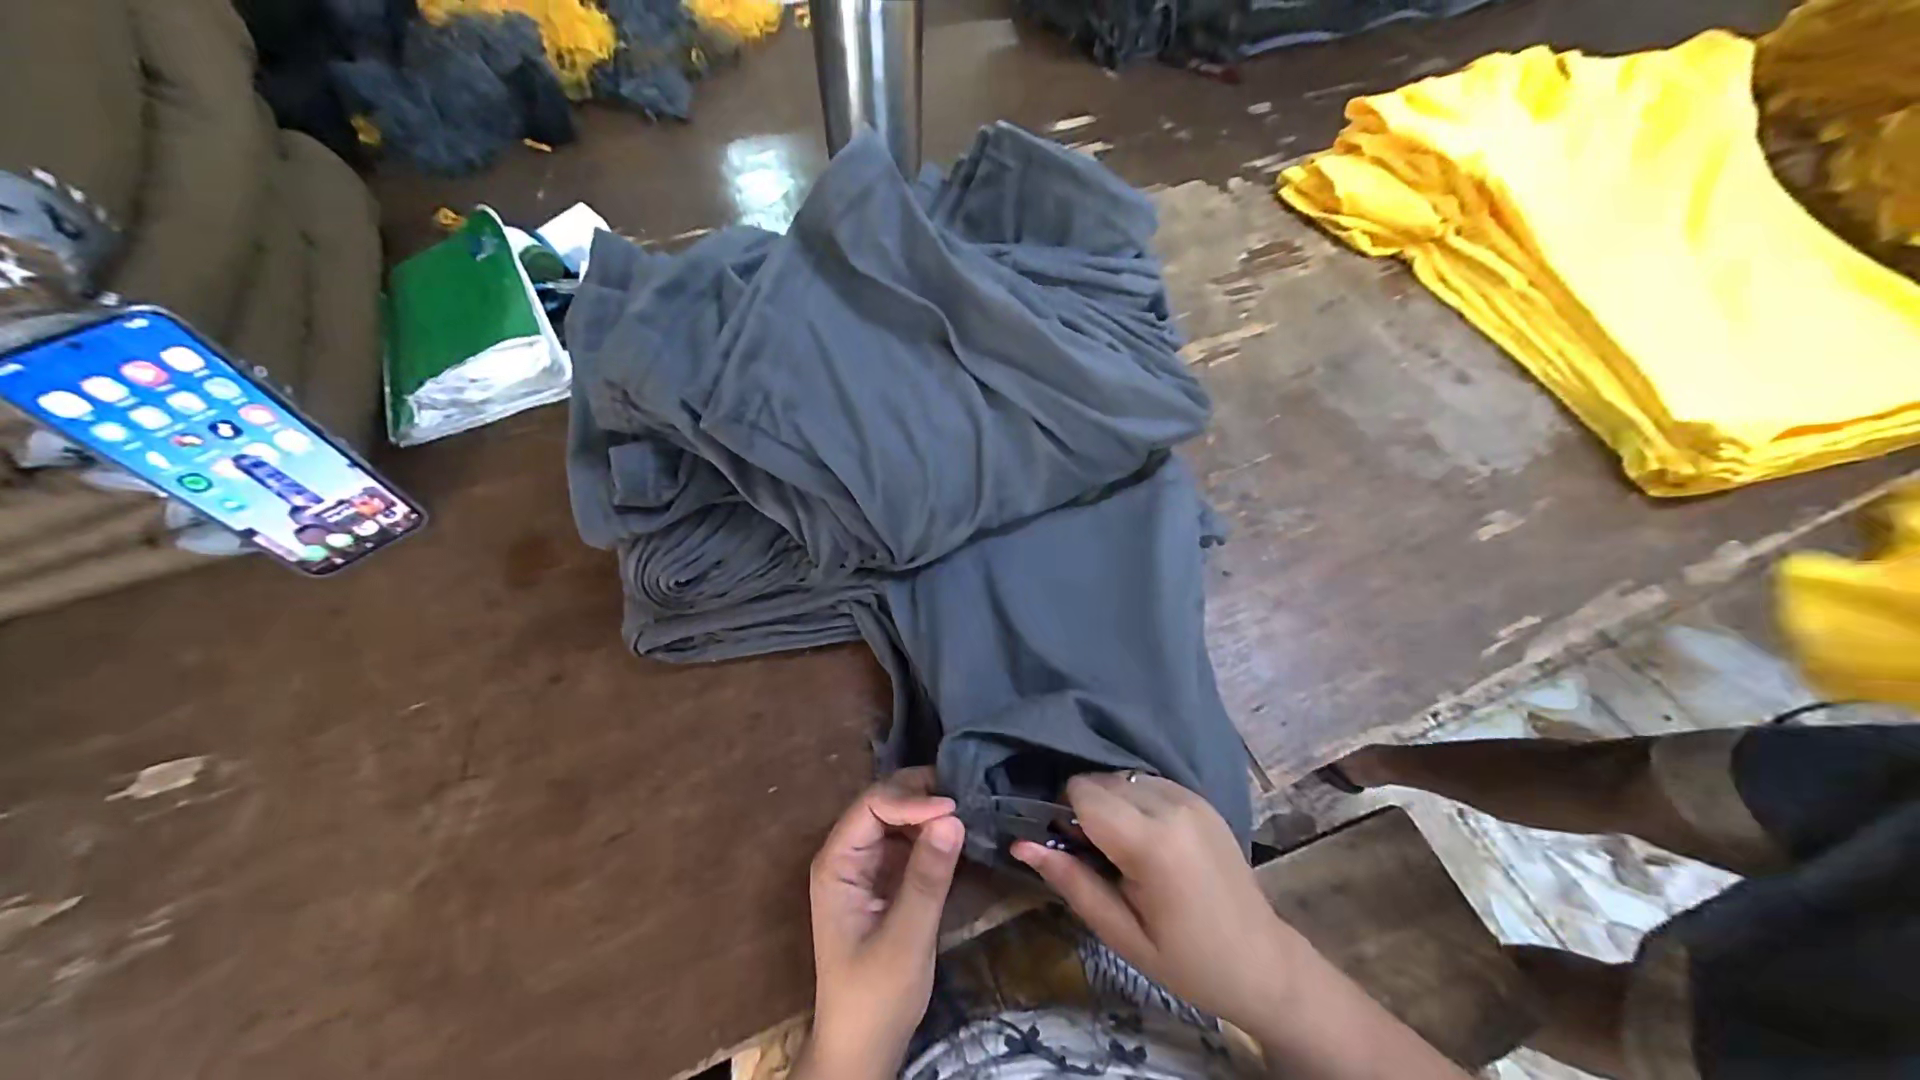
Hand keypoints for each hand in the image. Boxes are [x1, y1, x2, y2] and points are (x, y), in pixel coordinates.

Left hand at [799, 767, 964, 1079]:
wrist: (864, 1045)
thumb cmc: (876, 995)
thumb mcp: (906, 939)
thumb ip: (927, 878)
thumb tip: (952, 818)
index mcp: (837, 863)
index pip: (871, 806)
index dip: (910, 801)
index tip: (953, 809)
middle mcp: (848, 854)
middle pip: (882, 803)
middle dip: (921, 795)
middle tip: (966, 795)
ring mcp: (867, 865)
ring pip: (897, 816)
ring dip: (929, 809)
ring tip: (969, 806)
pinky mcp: (887, 878)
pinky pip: (909, 839)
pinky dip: (933, 831)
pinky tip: (959, 832)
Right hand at [1011, 772, 1304, 1032]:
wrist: (1262, 961)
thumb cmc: (1187, 960)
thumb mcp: (1121, 934)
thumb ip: (1070, 881)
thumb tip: (1020, 844)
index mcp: (1152, 843)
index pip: (1082, 792)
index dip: (1065, 814)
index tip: (1071, 848)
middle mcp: (1172, 806)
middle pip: (1099, 779)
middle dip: (1085, 808)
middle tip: (1096, 855)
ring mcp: (1190, 797)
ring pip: (1121, 776)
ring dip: (1109, 802)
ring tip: (1123, 848)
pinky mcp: (1199, 797)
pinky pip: (1146, 781)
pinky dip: (1133, 800)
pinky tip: (1146, 838)